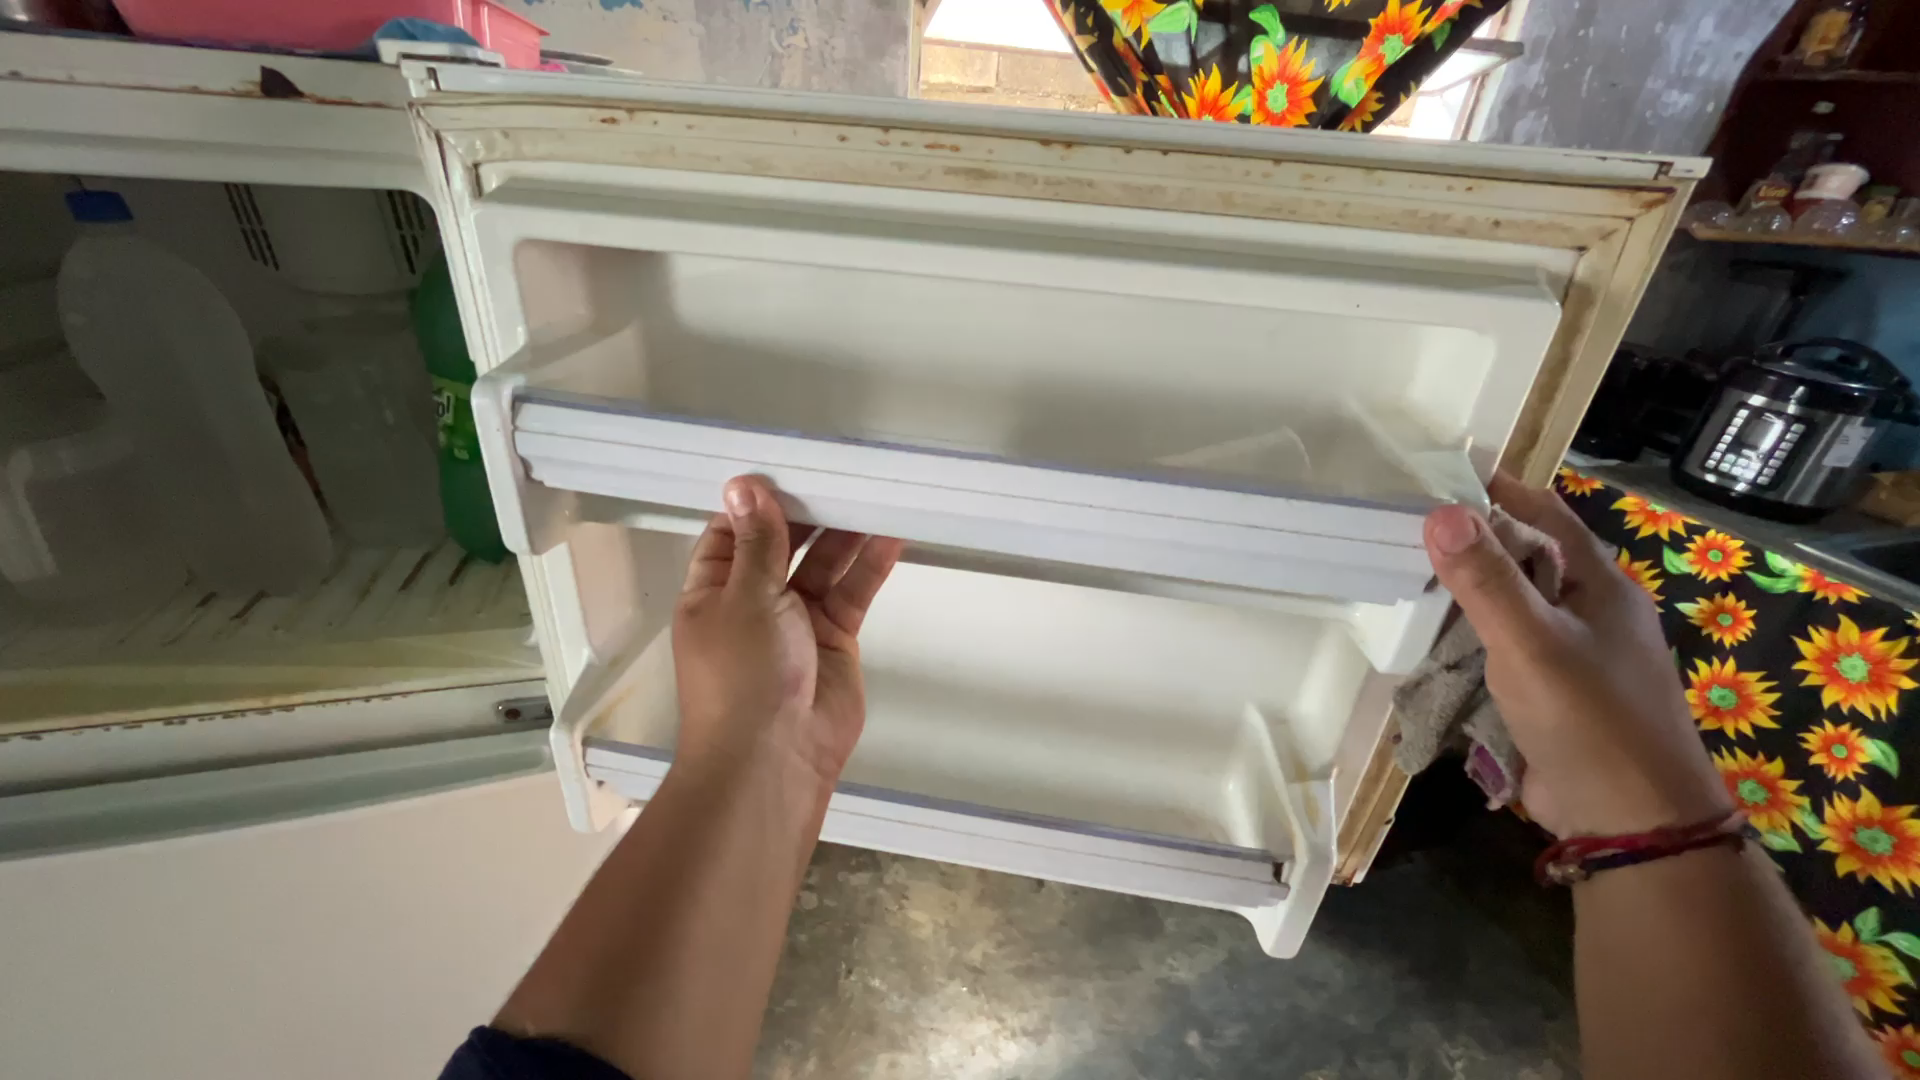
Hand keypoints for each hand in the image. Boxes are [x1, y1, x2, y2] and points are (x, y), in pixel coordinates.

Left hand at [672, 475, 903, 787]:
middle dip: (809, 514)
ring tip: (873, 497)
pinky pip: (852, 592)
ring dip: (844, 535)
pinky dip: (869, 567)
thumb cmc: (742, 676)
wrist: (774, 758)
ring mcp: (797, 619)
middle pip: (783, 545)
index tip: (788, 469)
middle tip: (841, 476)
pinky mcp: (836, 637)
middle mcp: (753, 601)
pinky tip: (890, 537)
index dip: (756, 502)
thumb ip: (757, 542)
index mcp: (713, 590)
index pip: (732, 533)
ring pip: (823, 565)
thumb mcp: (744, 598)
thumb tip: (743, 485)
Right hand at [1423, 474, 1732, 838]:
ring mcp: (1572, 655)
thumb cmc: (1587, 718)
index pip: (1550, 519)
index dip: (1505, 491)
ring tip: (1411, 567)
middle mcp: (1591, 613)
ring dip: (1469, 586)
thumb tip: (1440, 512)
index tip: (1449, 471)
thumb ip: (1485, 580)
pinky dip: (1469, 630)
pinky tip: (1434, 631)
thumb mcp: (1530, 642)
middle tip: (1412, 520)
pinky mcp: (1551, 691)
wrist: (1627, 819)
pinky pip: (1504, 643)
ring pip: (1514, 603)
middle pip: (1530, 558)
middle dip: (1477, 537)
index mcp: (1601, 589)